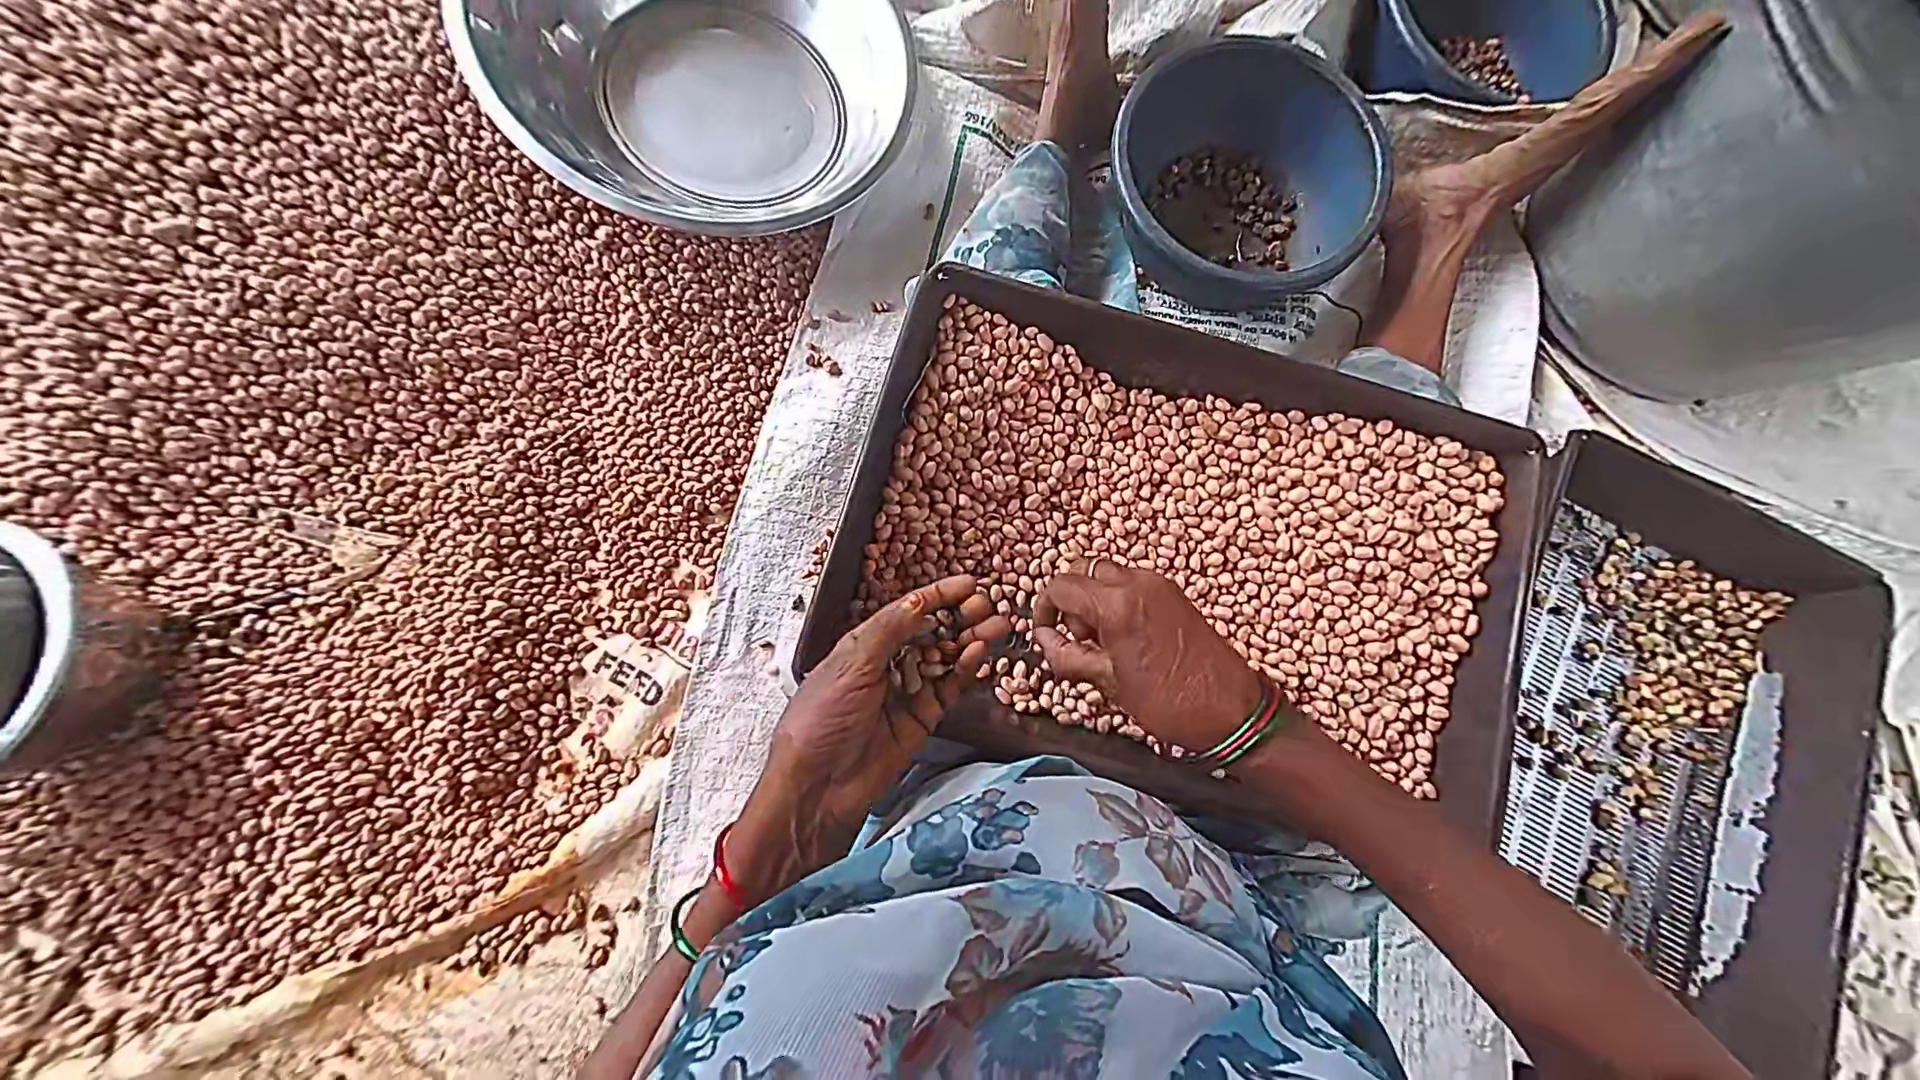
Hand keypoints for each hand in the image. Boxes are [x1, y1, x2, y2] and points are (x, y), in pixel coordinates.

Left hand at [732, 575, 1010, 902]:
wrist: (819, 786)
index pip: (909, 611)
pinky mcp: (923, 717)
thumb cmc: (820, 721)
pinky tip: (980, 656)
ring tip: (997, 626)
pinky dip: (967, 671)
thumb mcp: (851, 664)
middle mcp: (889, 663)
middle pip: (933, 632)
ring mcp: (908, 690)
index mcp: (865, 644)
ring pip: (947, 658)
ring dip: (971, 641)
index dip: (939, 595)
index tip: (968, 584)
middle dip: (960, 617)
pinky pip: (951, 687)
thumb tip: (919, 601)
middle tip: (987, 606)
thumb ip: (889, 630)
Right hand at [1031, 561, 1265, 752]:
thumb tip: (1045, 640)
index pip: (1060, 587)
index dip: (1043, 609)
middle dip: (1070, 602)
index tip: (1044, 632)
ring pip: (1106, 575)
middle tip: (1078, 640)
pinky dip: (1116, 601)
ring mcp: (1159, 585)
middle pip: (1082, 571)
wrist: (1233, 712)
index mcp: (1117, 605)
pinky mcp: (1173, 594)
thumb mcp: (1108, 683)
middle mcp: (1138, 583)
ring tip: (1103, 644)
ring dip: (1093, 600)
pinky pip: (1130, 585)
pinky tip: (1125, 639)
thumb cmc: (1171, 703)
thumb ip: (1067, 656)